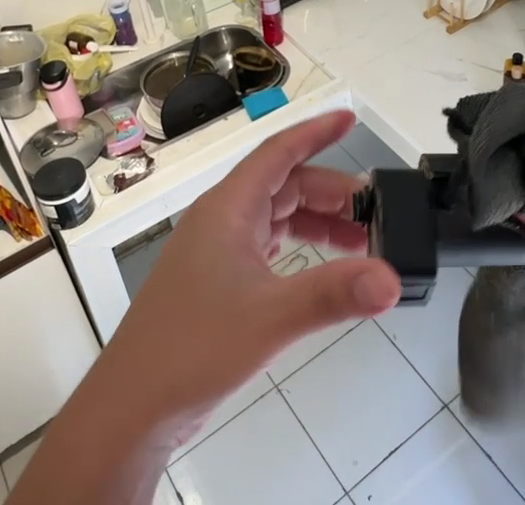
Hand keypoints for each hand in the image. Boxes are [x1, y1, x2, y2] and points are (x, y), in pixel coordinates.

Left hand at [101, 110, 402, 447]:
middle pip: (284, 186)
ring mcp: (216, 251)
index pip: (278, 152)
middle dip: (331, 193)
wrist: (132, 406)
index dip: (315, 132)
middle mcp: (221, 220)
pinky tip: (322, 267)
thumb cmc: (192, 349)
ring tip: (361, 242)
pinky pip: (268, 245)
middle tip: (375, 213)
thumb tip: (392, 280)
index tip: (350, 118)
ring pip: (277, 217)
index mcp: (228, 209)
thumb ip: (334, 294)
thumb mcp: (270, 317)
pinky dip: (300, 247)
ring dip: (319, 223)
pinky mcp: (217, 281)